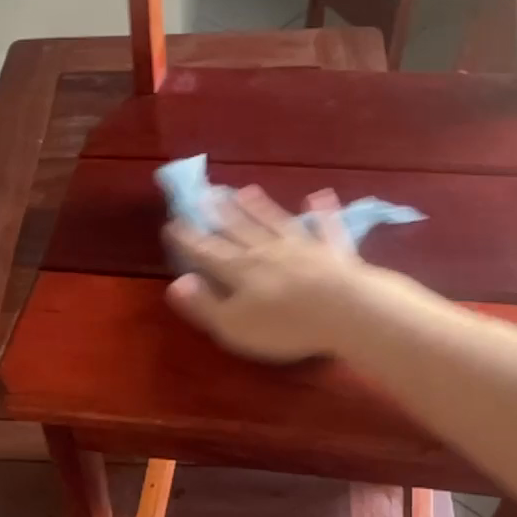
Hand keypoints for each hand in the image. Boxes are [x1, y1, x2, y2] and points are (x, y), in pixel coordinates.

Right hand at [164, 186, 399, 363]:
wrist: (344, 310)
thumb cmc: (283, 326)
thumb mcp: (233, 325)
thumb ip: (204, 304)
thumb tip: (175, 283)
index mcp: (240, 270)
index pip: (208, 252)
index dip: (189, 240)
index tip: (172, 224)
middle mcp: (267, 250)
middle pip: (240, 230)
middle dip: (220, 215)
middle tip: (206, 195)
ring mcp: (302, 246)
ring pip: (275, 222)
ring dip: (260, 207)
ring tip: (246, 191)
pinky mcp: (333, 251)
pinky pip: (325, 227)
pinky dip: (321, 212)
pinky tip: (319, 197)